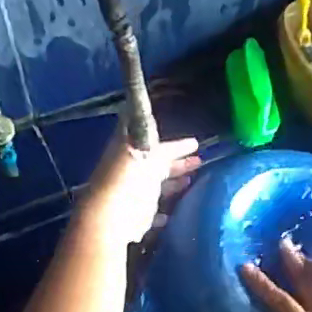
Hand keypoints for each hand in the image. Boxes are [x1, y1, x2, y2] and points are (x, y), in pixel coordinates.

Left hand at [77, 128, 200, 245]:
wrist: (112, 217)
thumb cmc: (128, 177)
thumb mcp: (141, 146)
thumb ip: (144, 125)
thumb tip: (139, 94)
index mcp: (132, 149)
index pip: (150, 137)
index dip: (169, 137)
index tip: (191, 139)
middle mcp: (132, 169)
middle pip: (157, 161)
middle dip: (176, 158)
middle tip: (199, 156)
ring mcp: (135, 193)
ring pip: (158, 184)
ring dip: (174, 180)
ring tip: (193, 178)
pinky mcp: (139, 215)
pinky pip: (155, 209)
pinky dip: (165, 209)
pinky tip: (175, 211)